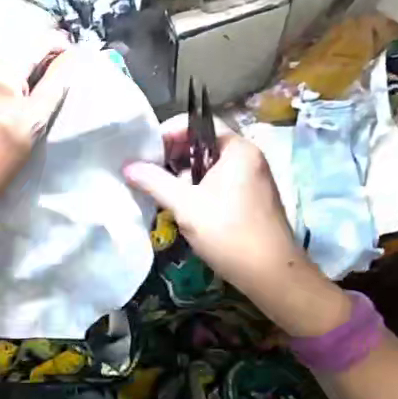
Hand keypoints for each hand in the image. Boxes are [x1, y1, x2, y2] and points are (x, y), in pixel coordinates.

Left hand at [0, 4, 71, 248]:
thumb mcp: (32, 126)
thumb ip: (56, 84)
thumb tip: (77, 55)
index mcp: (2, 73)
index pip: (40, 38)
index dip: (59, 43)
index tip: (65, 56)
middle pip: (14, 28)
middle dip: (34, 38)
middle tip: (44, 58)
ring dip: (9, 36)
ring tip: (17, 59)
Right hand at [123, 118, 347, 336]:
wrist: (270, 273)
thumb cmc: (227, 232)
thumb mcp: (185, 205)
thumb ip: (154, 182)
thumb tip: (128, 166)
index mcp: (238, 149)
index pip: (199, 125)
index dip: (170, 133)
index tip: (147, 151)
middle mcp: (250, 157)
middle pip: (204, 145)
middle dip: (175, 157)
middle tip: (150, 172)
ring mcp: (254, 178)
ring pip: (211, 166)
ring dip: (186, 176)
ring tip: (162, 192)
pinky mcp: (253, 198)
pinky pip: (222, 182)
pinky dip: (201, 188)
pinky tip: (185, 207)